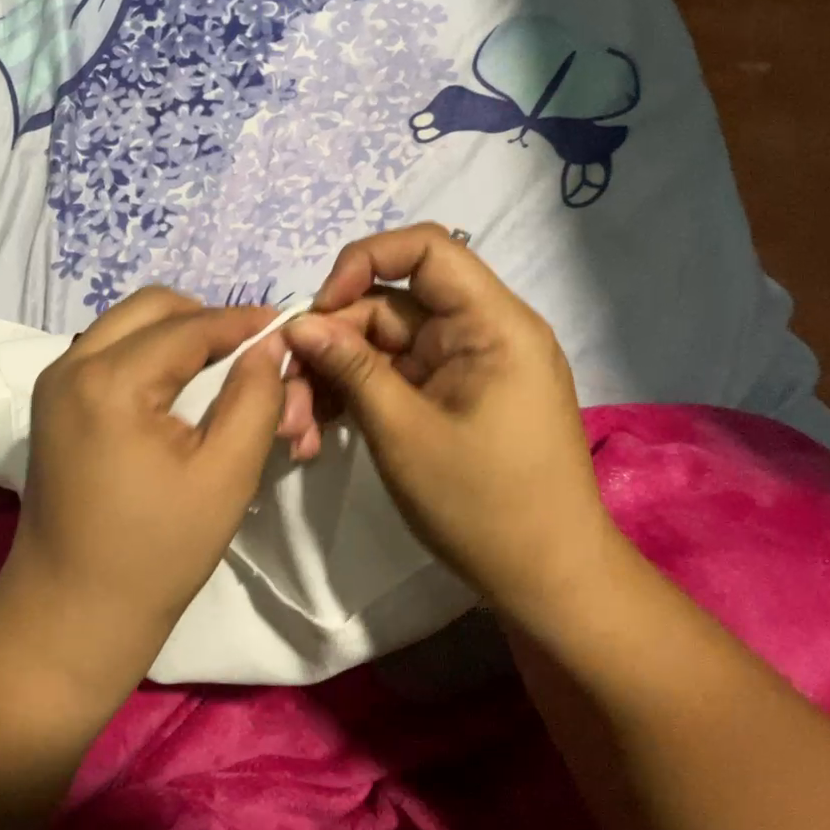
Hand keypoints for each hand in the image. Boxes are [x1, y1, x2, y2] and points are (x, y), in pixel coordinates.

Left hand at [11, 288, 286, 649]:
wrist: (71, 609)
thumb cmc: (155, 552)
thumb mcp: (224, 476)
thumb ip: (253, 398)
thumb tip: (269, 345)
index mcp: (109, 380)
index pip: (188, 327)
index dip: (241, 322)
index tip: (287, 326)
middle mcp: (70, 364)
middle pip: (149, 308)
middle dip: (205, 320)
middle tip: (250, 354)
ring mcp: (53, 382)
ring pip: (124, 326)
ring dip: (175, 336)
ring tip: (221, 373)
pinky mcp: (50, 404)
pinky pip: (104, 353)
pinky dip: (145, 356)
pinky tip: (178, 392)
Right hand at [278, 224, 616, 617]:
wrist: (546, 580)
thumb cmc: (483, 503)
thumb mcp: (402, 430)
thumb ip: (350, 367)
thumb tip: (297, 324)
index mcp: (491, 325)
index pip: (426, 249)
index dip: (363, 262)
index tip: (319, 309)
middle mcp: (477, 333)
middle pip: (384, 306)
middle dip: (327, 346)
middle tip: (283, 396)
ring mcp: (460, 367)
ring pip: (375, 346)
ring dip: (329, 379)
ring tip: (295, 430)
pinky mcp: (445, 397)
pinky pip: (386, 378)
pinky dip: (351, 399)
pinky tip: (316, 435)